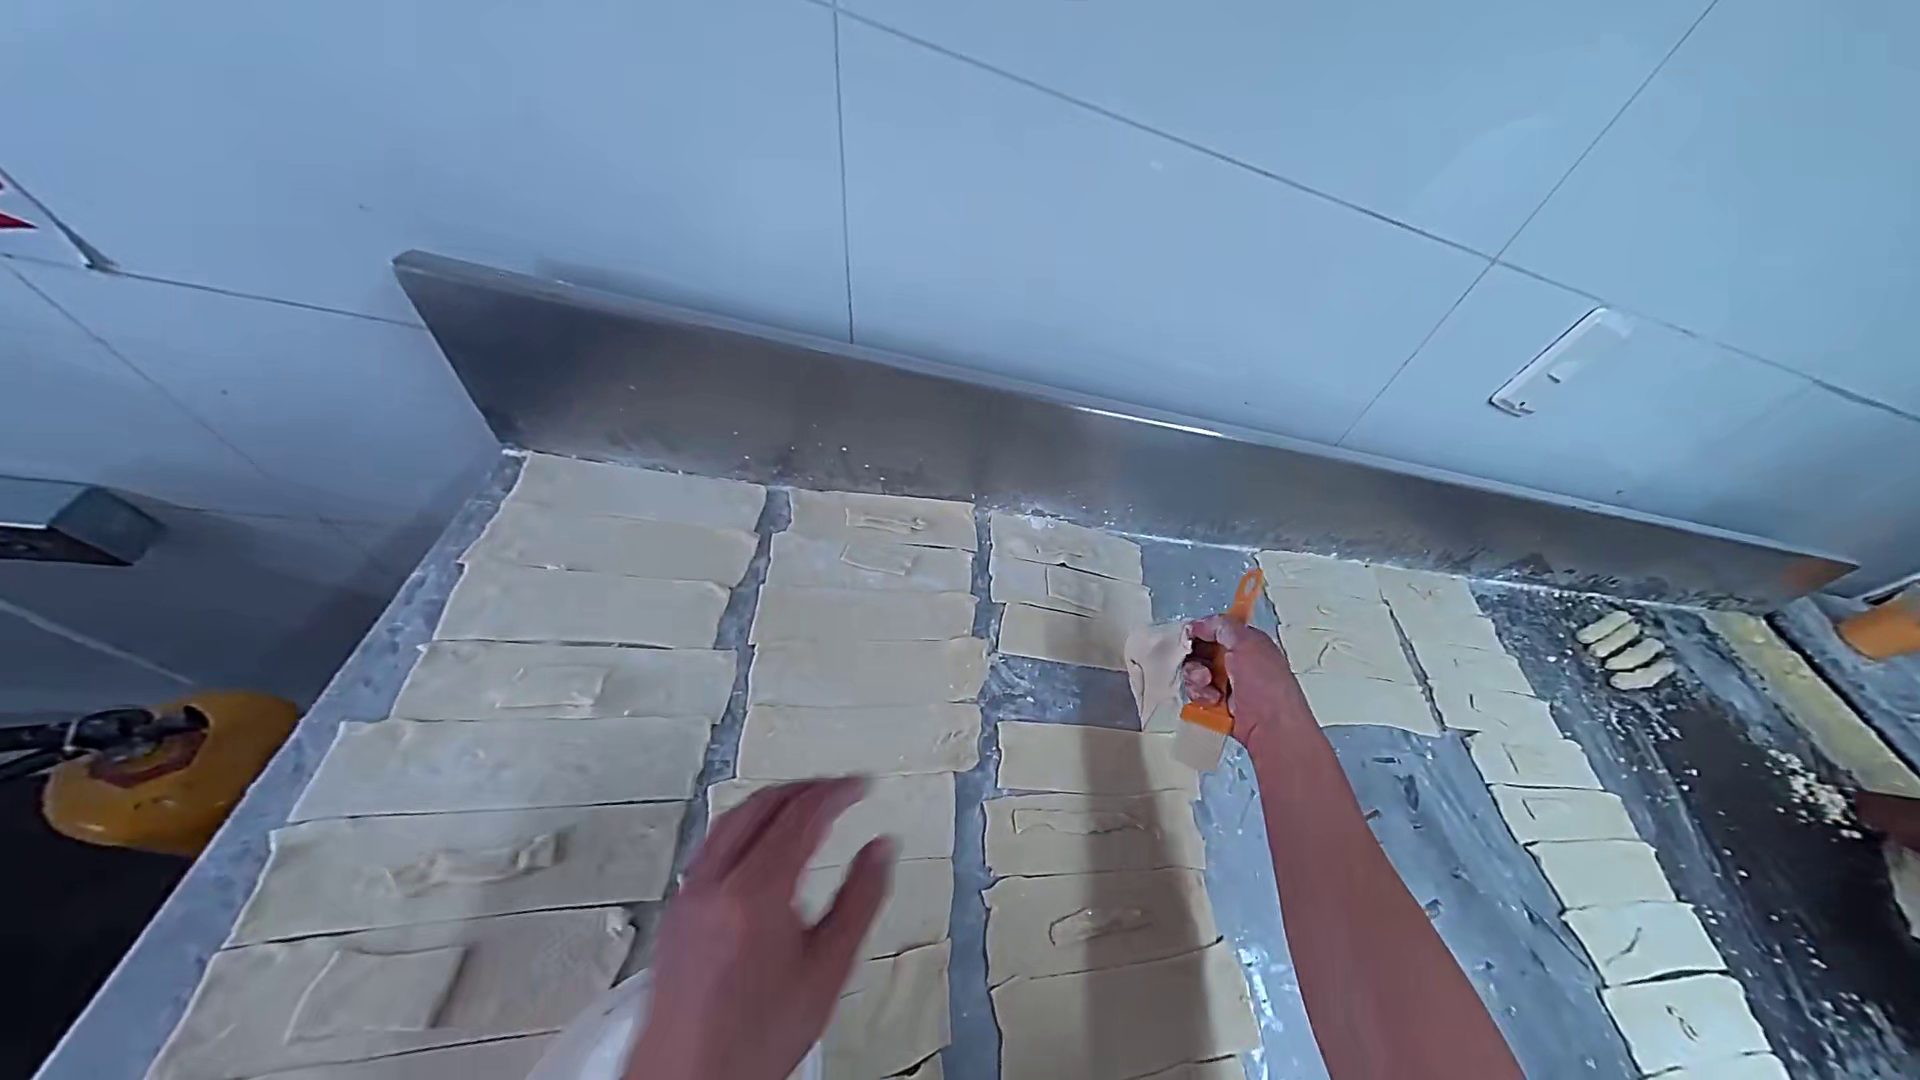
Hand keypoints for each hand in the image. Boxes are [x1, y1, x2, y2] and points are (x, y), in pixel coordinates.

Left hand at [628, 778, 894, 1079]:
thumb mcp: (829, 970)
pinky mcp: (678, 907)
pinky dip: (746, 821)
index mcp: (756, 891)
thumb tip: (882, 849)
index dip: (837, 791)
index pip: (802, 814)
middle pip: (764, 804)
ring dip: (775, 799)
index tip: (859, 786)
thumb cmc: (752, 1042)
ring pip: (733, 816)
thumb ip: (862, 898)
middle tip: (837, 789)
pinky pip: (713, 839)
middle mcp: (716, 882)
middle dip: (807, 788)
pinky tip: (761, 835)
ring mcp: (691, 892)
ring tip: (806, 801)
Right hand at [1182, 615, 1315, 752]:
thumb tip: (1199, 624)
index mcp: (1245, 643)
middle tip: (1202, 666)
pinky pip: (1195, 691)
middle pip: (1199, 650)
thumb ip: (1223, 626)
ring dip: (1197, 677)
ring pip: (1194, 671)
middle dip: (1195, 657)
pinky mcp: (1216, 702)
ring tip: (1209, 685)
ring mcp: (1225, 682)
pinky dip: (1200, 694)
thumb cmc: (1265, 683)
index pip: (1215, 629)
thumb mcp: (1248, 644)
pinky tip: (1213, 700)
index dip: (1200, 631)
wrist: (1270, 726)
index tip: (1190, 636)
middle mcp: (1234, 661)